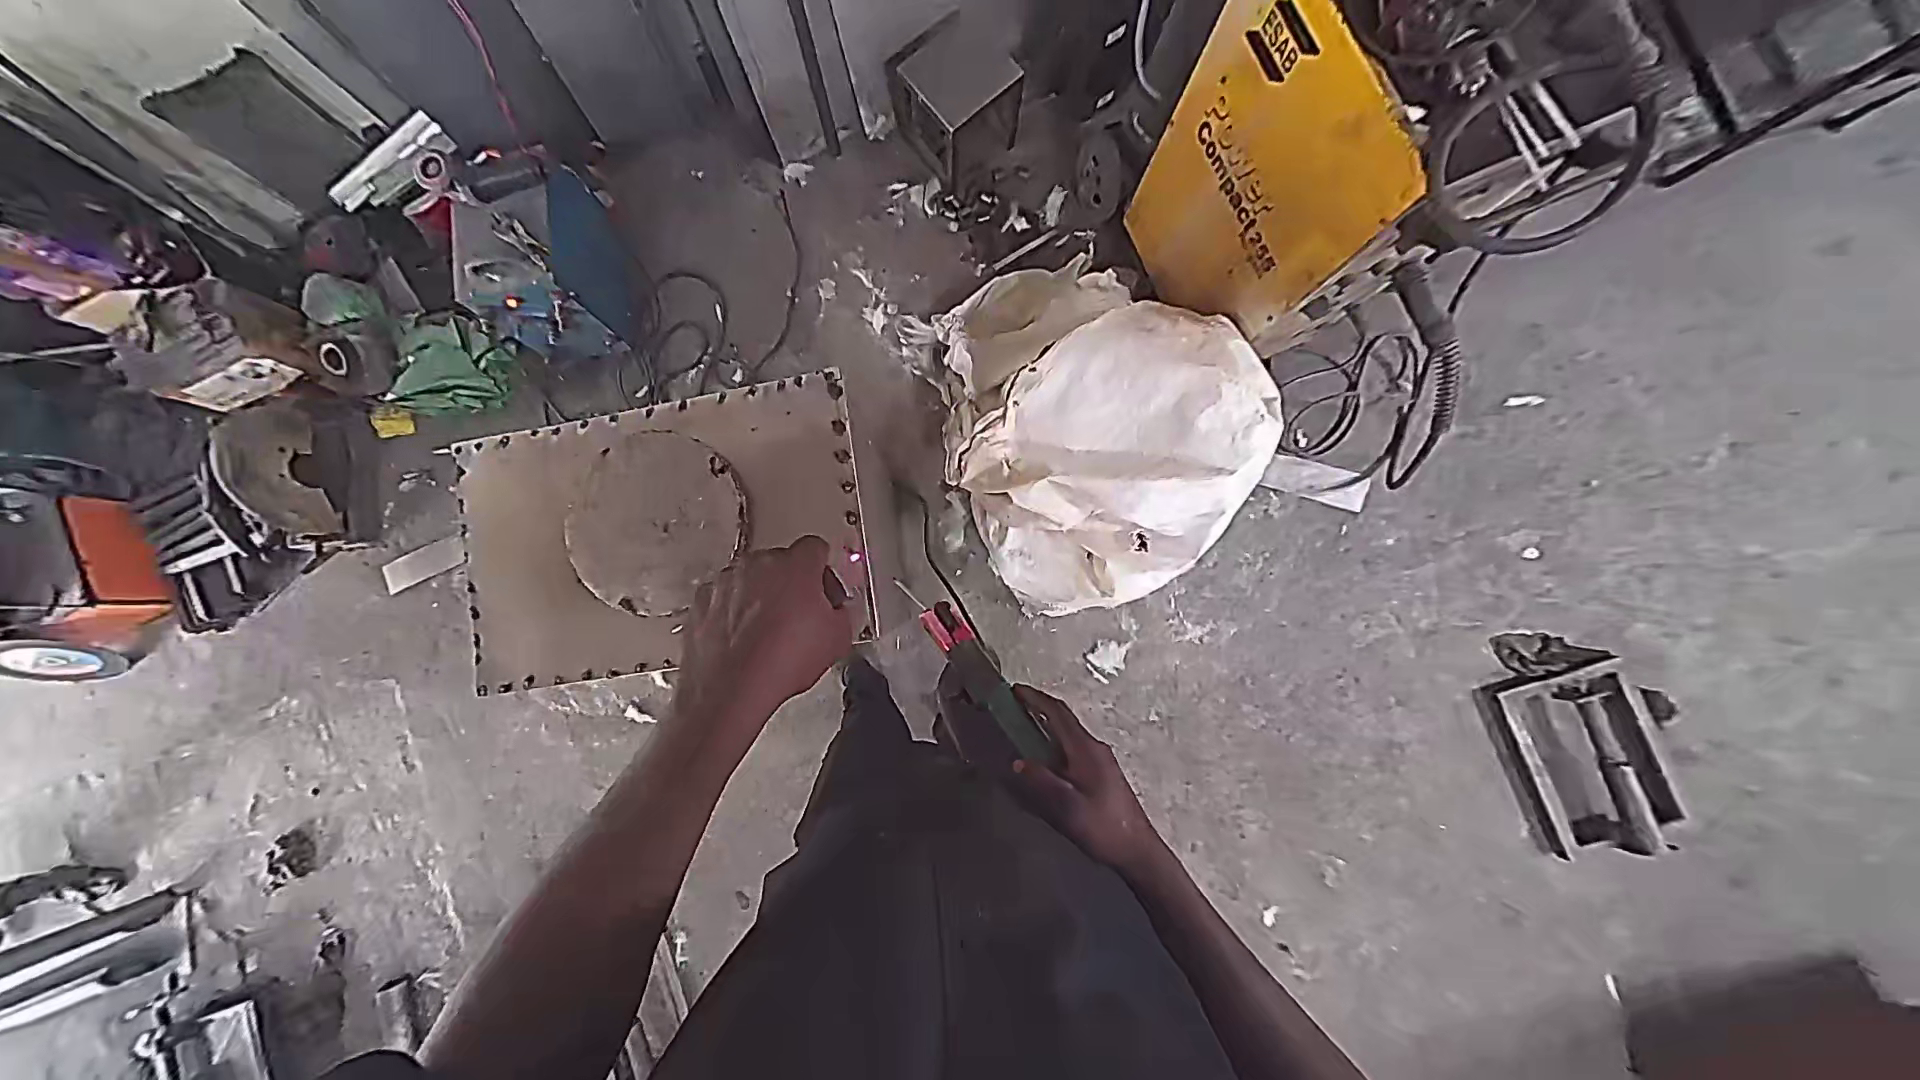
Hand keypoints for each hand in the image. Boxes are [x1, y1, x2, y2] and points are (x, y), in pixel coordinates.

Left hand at [673, 536, 853, 748]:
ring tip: (771, 632)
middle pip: (782, 562)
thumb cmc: (779, 662)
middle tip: (802, 615)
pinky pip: (726, 597)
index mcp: (796, 566)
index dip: (823, 570)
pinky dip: (734, 611)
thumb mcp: (837, 638)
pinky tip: (745, 638)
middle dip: (792, 584)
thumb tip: (839, 612)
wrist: (731, 690)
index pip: (815, 548)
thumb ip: (843, 612)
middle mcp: (758, 565)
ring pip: (751, 578)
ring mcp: (727, 581)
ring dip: (762, 596)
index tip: (824, 587)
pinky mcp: (703, 601)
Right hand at [1009, 686, 1167, 876]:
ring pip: (1068, 732)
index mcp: (1086, 749)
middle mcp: (1094, 747)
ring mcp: (1100, 758)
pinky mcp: (1101, 770)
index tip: (1015, 690)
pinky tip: (1044, 752)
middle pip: (1064, 718)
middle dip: (1039, 707)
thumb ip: (1042, 781)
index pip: (1058, 714)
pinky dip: (1054, 738)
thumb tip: (1018, 762)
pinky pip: (1072, 745)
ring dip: (1046, 723)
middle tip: (1014, 704)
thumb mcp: (1068, 807)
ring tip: (1023, 724)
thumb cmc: (1103, 827)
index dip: (1036, 699)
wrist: (1137, 849)